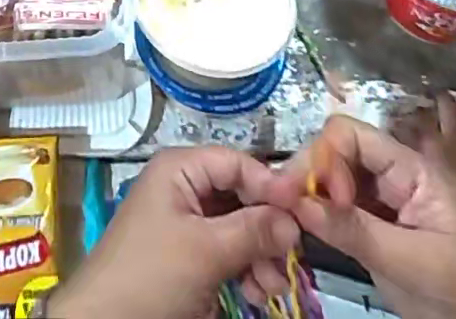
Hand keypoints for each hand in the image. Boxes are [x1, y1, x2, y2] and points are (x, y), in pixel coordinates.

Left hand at [48, 147, 300, 318]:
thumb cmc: (151, 273)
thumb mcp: (205, 250)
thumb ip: (252, 230)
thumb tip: (293, 219)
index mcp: (180, 169)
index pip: (235, 162)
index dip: (269, 184)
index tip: (303, 212)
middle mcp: (184, 186)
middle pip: (240, 194)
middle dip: (266, 227)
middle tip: (288, 257)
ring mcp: (187, 221)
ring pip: (239, 226)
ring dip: (260, 254)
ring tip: (268, 286)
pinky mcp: (191, 253)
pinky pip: (229, 250)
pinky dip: (247, 269)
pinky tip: (256, 293)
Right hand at [280, 116, 455, 318]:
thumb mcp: (417, 263)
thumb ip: (357, 232)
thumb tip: (298, 204)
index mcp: (408, 168)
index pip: (352, 136)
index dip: (328, 156)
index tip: (323, 196)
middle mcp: (386, 175)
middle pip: (332, 152)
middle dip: (306, 171)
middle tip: (281, 203)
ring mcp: (373, 200)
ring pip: (324, 177)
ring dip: (301, 190)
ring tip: (283, 213)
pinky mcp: (363, 225)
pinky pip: (327, 206)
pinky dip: (307, 210)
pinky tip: (294, 222)